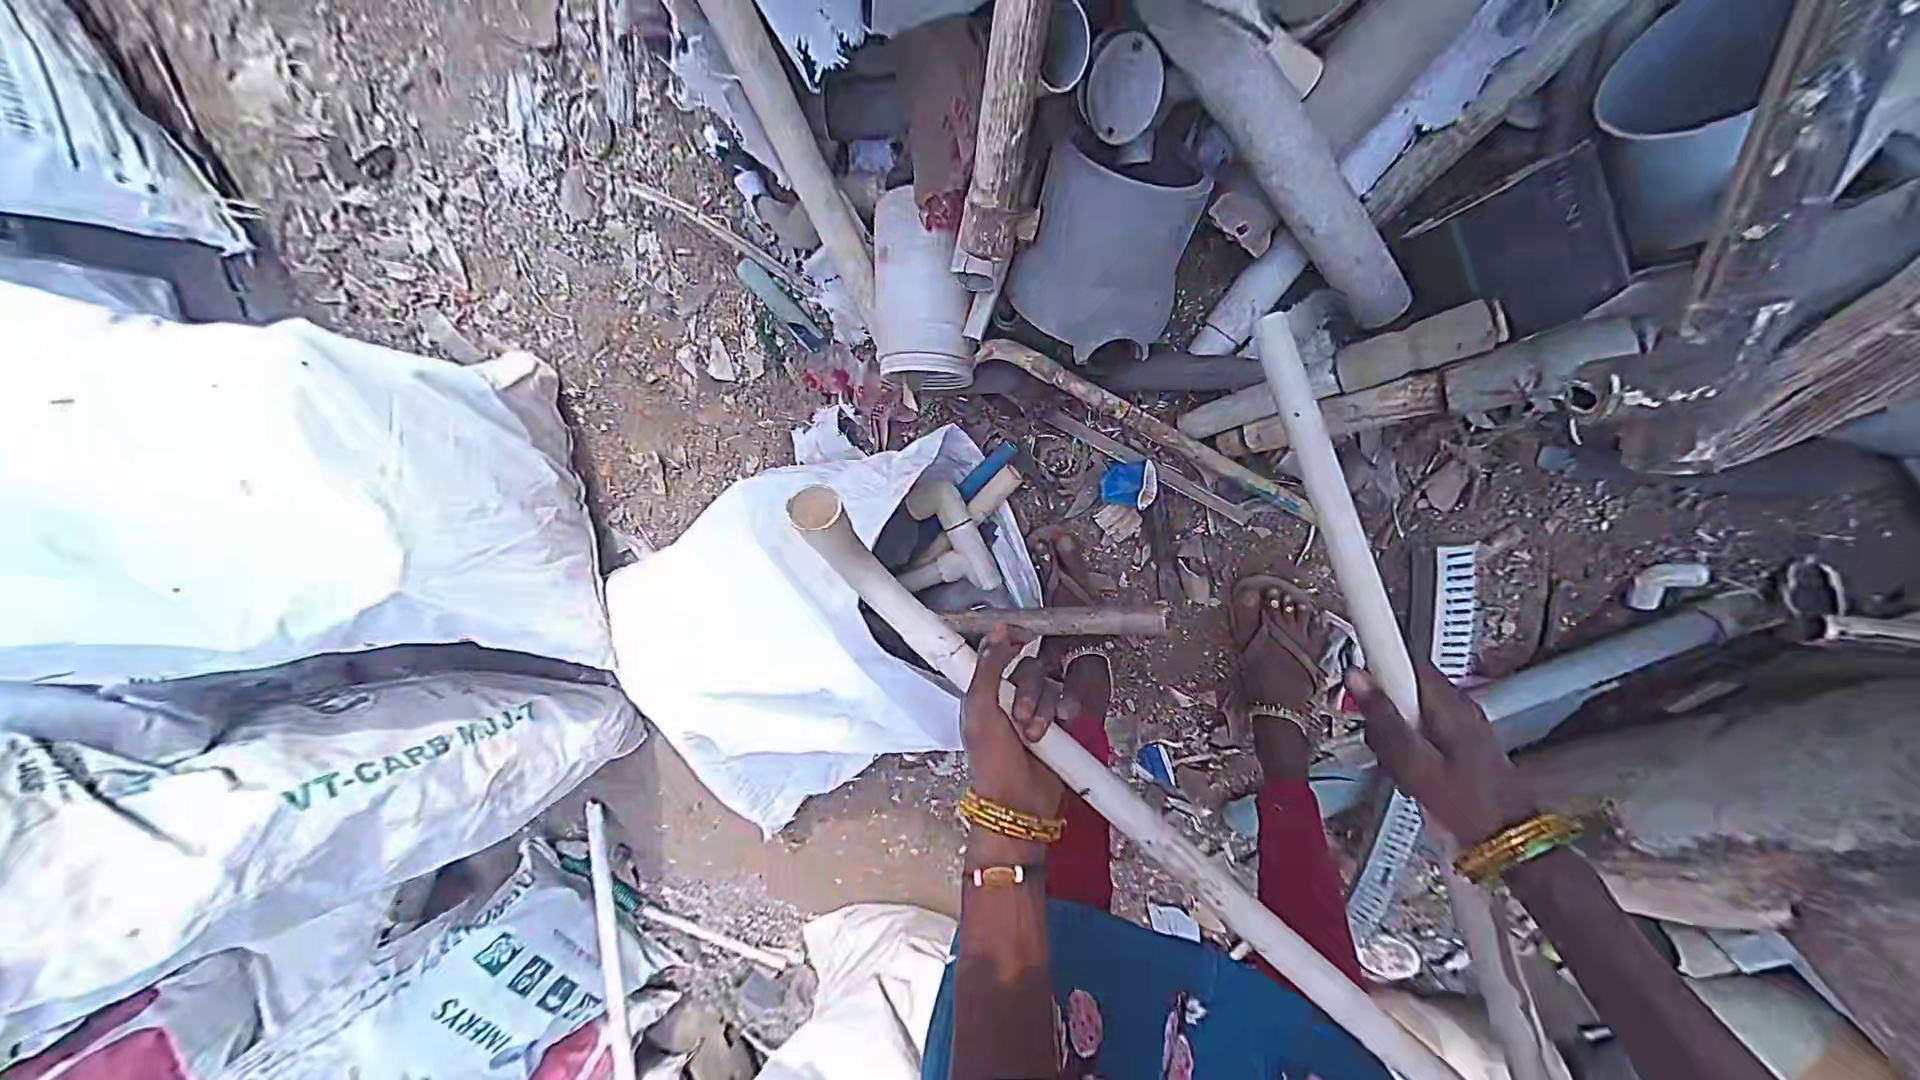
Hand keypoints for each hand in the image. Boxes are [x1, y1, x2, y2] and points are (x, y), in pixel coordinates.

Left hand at [963, 625, 1068, 827]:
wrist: (1020, 802)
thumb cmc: (991, 761)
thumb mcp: (980, 711)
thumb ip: (988, 668)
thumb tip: (999, 629)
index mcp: (984, 689)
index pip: (998, 650)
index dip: (1012, 640)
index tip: (1025, 637)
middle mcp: (1009, 694)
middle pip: (1029, 667)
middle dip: (1029, 691)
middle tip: (1021, 717)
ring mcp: (1035, 707)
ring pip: (1049, 684)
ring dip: (1043, 708)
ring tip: (1035, 734)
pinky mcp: (1057, 722)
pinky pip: (1067, 700)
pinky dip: (1065, 710)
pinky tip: (1061, 723)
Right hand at [1345, 661, 1537, 844]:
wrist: (1507, 842)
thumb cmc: (1463, 805)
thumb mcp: (1413, 763)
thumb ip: (1383, 719)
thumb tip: (1356, 676)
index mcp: (1450, 705)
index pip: (1406, 661)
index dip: (1376, 666)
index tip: (1355, 684)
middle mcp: (1459, 705)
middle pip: (1403, 685)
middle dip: (1381, 707)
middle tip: (1377, 739)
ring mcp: (1461, 721)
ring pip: (1408, 705)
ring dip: (1391, 728)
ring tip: (1394, 760)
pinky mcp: (1459, 737)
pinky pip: (1419, 723)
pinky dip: (1406, 739)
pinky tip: (1407, 766)